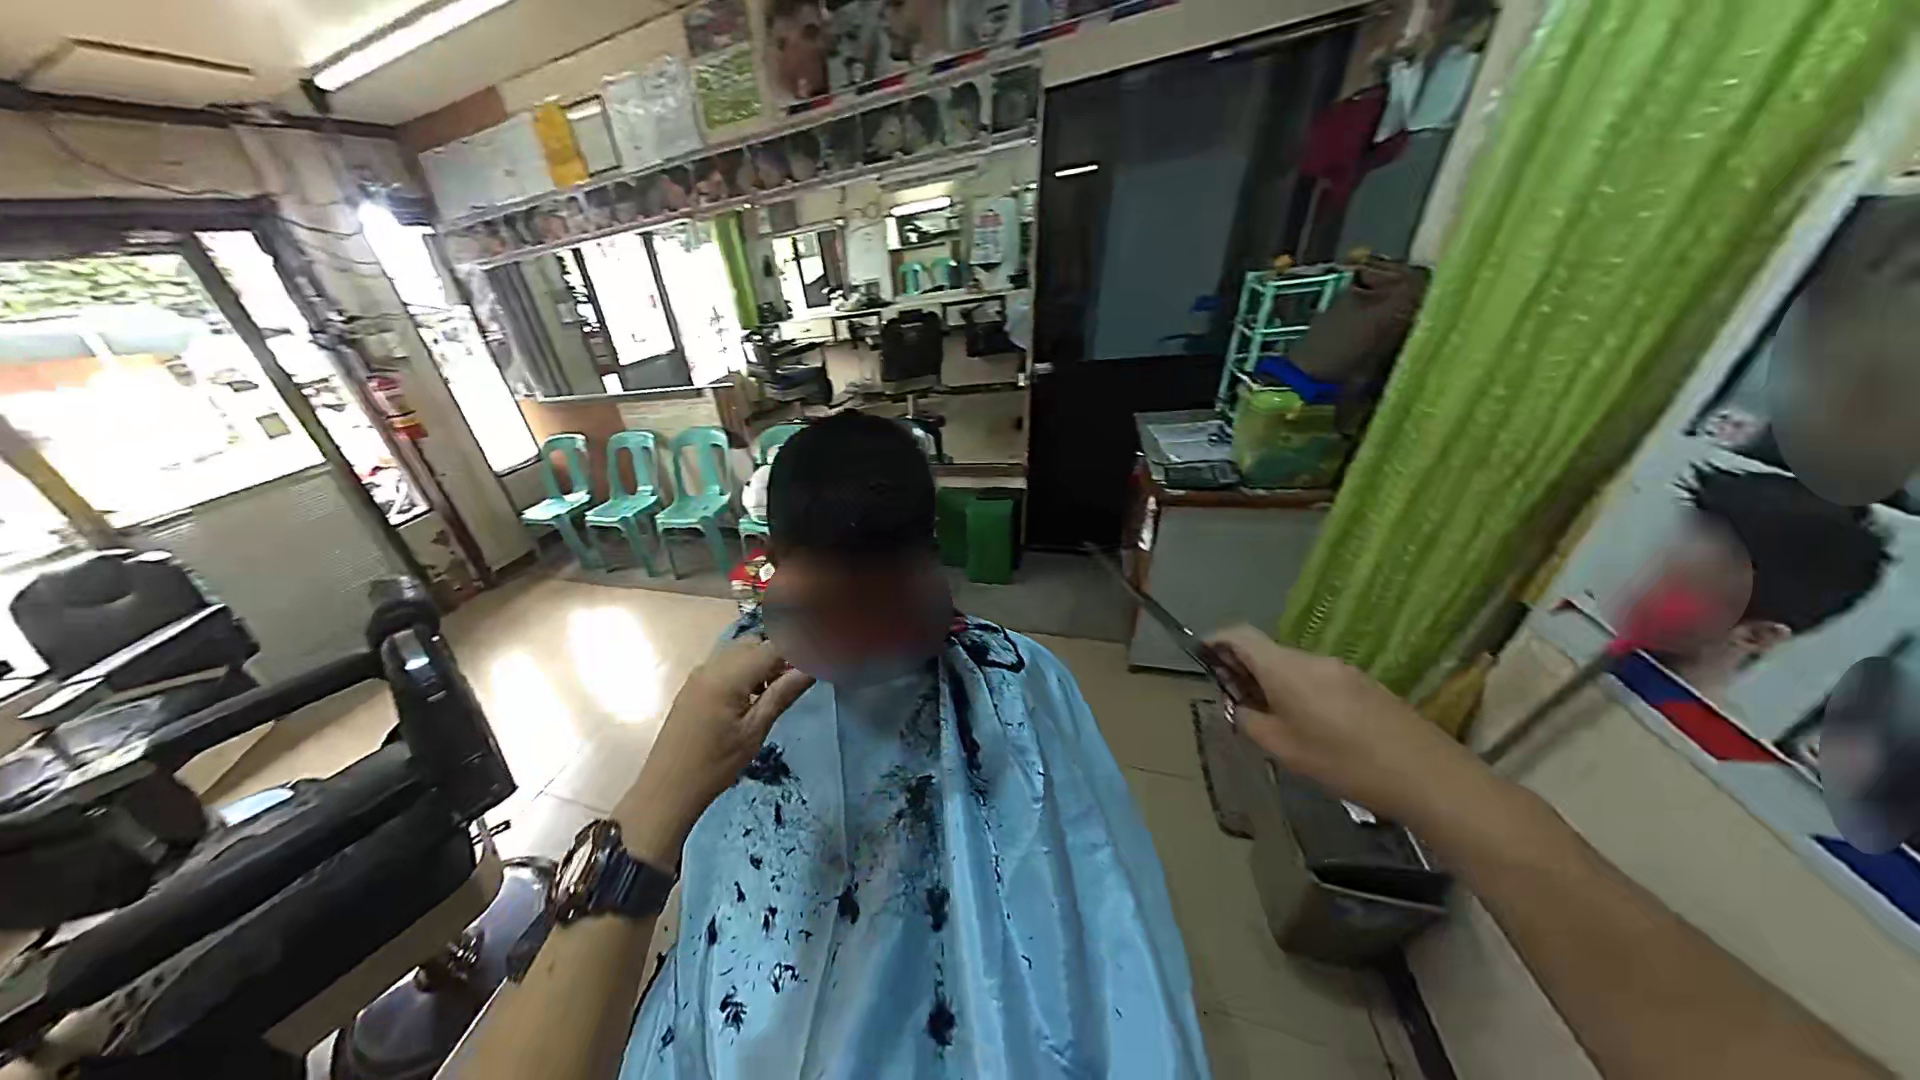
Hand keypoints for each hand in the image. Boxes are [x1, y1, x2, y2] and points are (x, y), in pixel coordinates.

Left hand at [615, 639, 813, 861]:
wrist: (667, 789)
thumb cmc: (716, 764)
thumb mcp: (755, 731)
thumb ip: (784, 693)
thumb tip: (812, 667)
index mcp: (729, 675)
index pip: (774, 646)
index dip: (801, 647)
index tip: (822, 656)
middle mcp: (713, 666)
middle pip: (757, 642)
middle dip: (783, 652)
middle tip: (802, 676)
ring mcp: (700, 674)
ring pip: (741, 651)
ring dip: (765, 660)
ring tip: (781, 688)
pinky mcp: (695, 685)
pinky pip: (727, 663)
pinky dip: (747, 668)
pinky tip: (756, 694)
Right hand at [1205, 624, 1488, 825]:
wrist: (1428, 776)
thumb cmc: (1344, 762)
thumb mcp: (1283, 749)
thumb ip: (1250, 721)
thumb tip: (1240, 706)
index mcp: (1286, 668)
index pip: (1240, 635)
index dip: (1215, 641)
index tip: (1201, 656)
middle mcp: (1312, 658)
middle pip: (1266, 651)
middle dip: (1243, 668)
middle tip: (1236, 701)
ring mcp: (1342, 669)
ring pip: (1292, 665)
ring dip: (1273, 682)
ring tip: (1273, 720)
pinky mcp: (1364, 684)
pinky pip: (1317, 677)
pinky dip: (1299, 690)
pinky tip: (1310, 725)